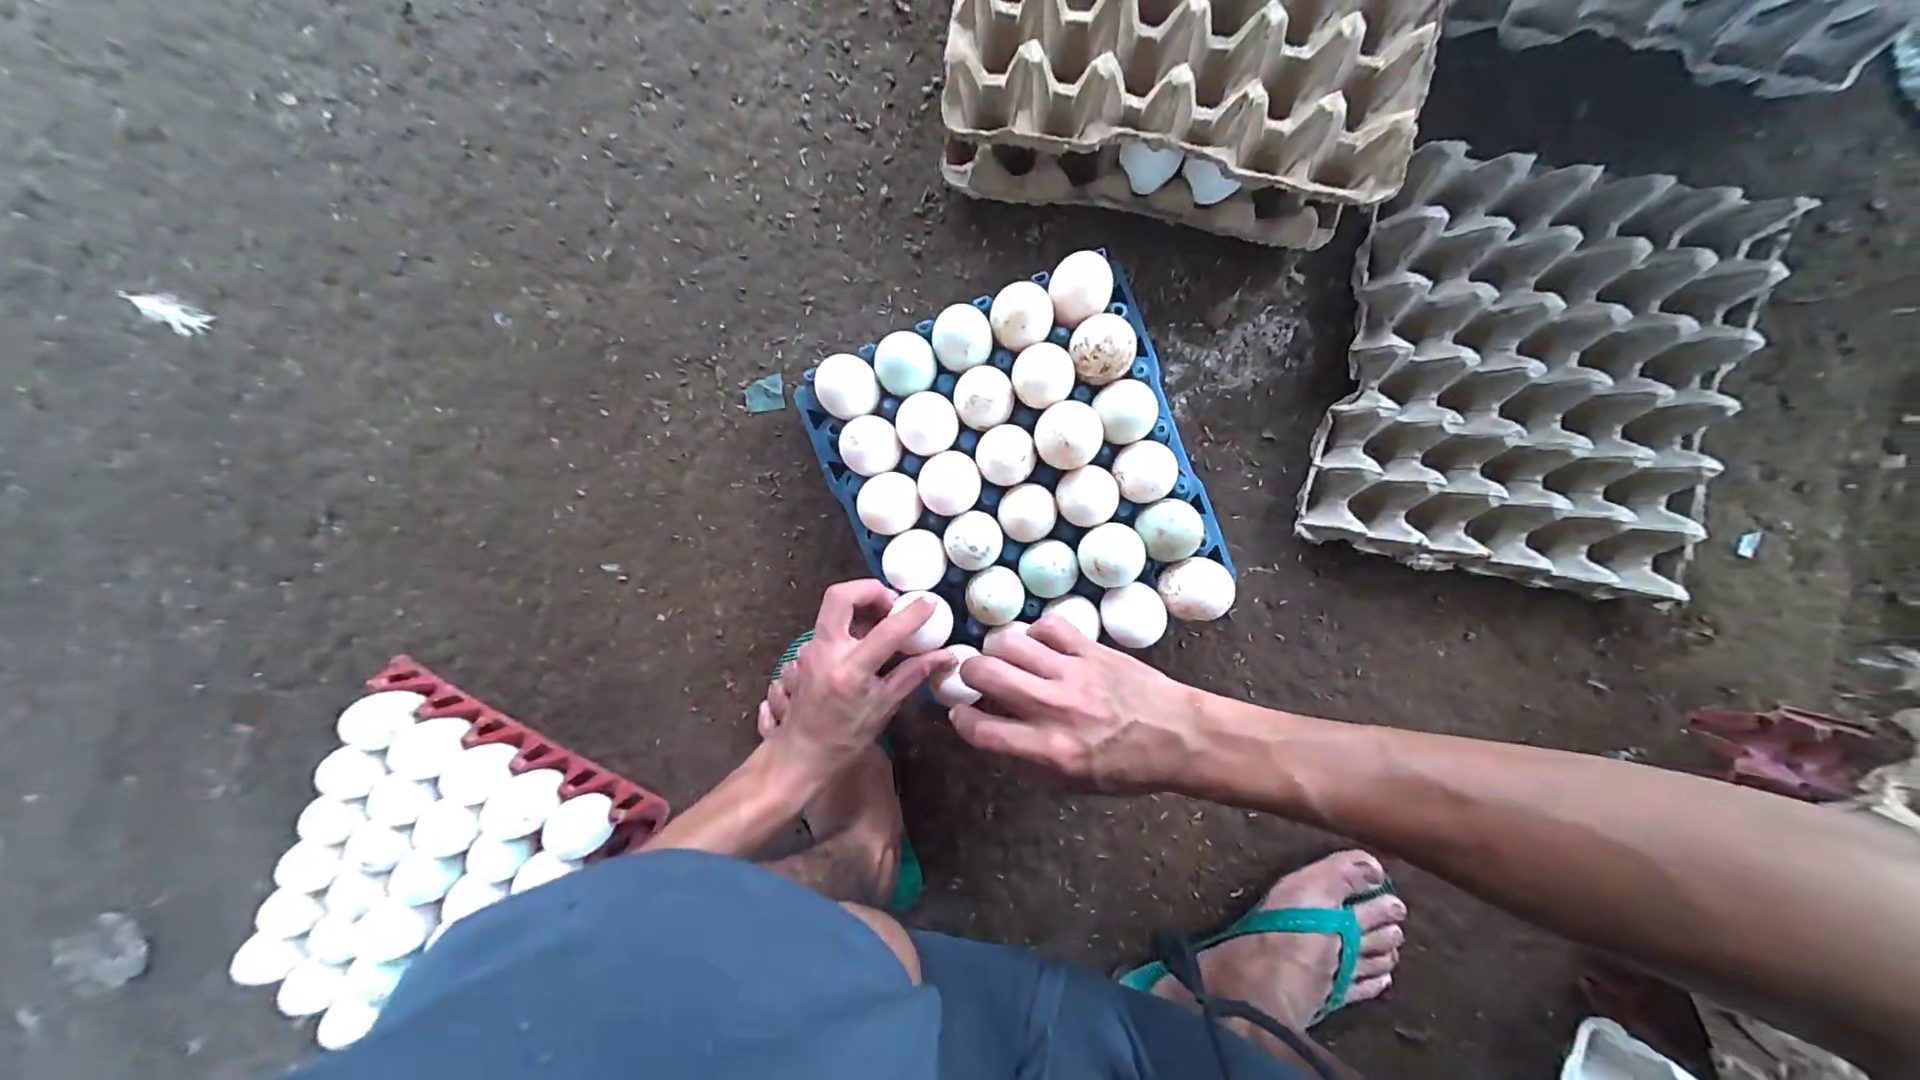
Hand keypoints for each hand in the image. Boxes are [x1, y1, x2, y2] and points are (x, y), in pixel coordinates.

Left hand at [762, 580, 953, 781]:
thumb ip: (914, 675)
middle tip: (893, 603)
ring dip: (861, 604)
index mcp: (849, 672)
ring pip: (833, 607)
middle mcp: (825, 653)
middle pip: (840, 596)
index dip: (911, 614)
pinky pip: (829, 622)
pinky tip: (866, 638)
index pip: (886, 631)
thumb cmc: (844, 738)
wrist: (799, 755)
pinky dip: (851, 620)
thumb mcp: (884, 708)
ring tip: (884, 620)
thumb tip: (945, 656)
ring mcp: (809, 649)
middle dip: (870, 590)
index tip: (929, 603)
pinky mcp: (805, 650)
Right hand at [947, 616, 1200, 792]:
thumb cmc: (1126, 767)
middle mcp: (1055, 708)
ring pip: (1011, 643)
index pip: (982, 730)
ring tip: (1008, 659)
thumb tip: (990, 729)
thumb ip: (1026, 758)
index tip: (960, 713)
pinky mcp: (1091, 649)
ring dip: (999, 650)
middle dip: (969, 673)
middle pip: (986, 673)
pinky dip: (1036, 633)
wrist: (1179, 736)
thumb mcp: (1072, 782)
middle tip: (977, 678)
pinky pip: (1048, 626)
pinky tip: (1040, 645)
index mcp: (1049, 749)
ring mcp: (1073, 673)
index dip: (960, 719)